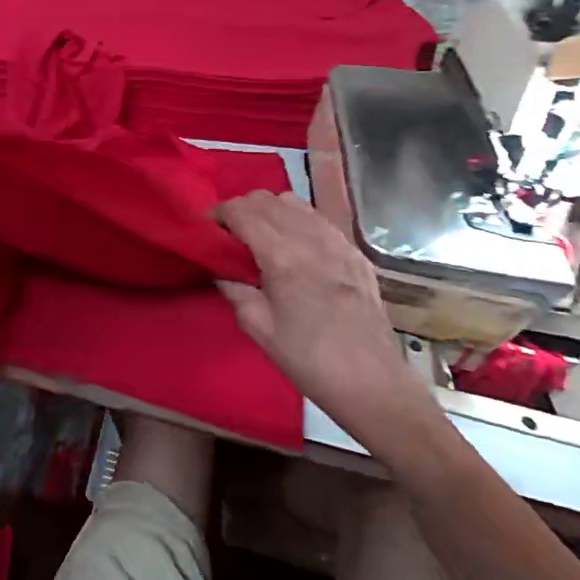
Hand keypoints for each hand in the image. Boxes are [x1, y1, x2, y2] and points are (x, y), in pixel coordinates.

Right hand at [214, 192, 433, 445]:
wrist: (372, 381)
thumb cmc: (309, 360)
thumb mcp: (261, 330)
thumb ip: (236, 291)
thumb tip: (222, 271)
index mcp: (283, 255)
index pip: (242, 211)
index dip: (218, 214)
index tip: (207, 230)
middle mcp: (311, 236)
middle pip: (267, 198)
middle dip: (242, 209)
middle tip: (230, 236)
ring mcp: (338, 240)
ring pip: (296, 203)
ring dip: (271, 211)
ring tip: (262, 239)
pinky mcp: (355, 252)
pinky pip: (319, 220)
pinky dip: (298, 222)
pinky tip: (296, 249)